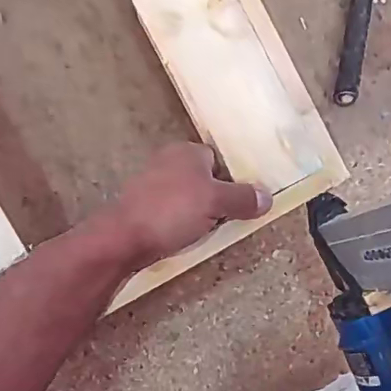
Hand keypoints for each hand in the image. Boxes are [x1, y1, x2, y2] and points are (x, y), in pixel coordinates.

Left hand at [103, 143, 271, 265]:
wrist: (123, 239)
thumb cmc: (172, 211)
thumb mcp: (217, 202)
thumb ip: (243, 198)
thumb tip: (267, 196)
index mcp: (185, 151)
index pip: (218, 159)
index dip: (232, 180)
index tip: (241, 201)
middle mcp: (167, 162)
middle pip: (204, 180)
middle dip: (216, 199)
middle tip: (228, 219)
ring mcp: (151, 186)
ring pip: (188, 199)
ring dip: (200, 215)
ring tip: (207, 232)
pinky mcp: (141, 209)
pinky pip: (172, 214)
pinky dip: (181, 225)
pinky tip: (184, 239)